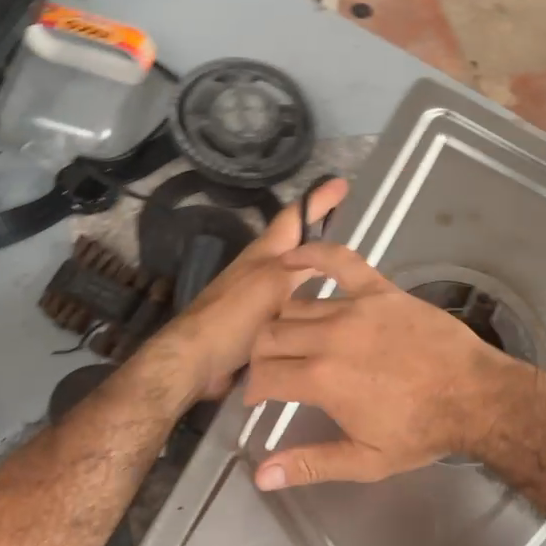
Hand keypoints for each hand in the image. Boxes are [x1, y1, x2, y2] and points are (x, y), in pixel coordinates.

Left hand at [140, 178, 349, 405]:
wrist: (197, 362)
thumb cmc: (232, 317)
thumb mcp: (270, 284)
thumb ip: (298, 267)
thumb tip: (326, 255)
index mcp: (264, 255)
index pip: (294, 219)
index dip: (316, 202)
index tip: (340, 184)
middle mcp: (261, 273)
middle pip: (295, 248)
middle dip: (319, 237)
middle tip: (348, 234)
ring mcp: (257, 302)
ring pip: (295, 281)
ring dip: (315, 273)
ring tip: (346, 276)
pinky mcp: (257, 329)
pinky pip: (291, 313)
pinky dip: (308, 309)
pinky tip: (323, 318)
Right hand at [242, 243, 531, 489]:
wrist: (475, 397)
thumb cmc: (421, 432)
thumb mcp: (365, 461)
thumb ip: (310, 465)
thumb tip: (261, 476)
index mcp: (321, 380)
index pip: (264, 374)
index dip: (254, 389)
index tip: (260, 399)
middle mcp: (329, 337)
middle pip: (270, 336)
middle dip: (261, 357)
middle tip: (271, 372)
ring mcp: (355, 308)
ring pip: (296, 306)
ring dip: (283, 323)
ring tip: (288, 339)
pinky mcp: (380, 291)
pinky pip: (340, 262)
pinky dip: (313, 254)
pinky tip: (294, 256)